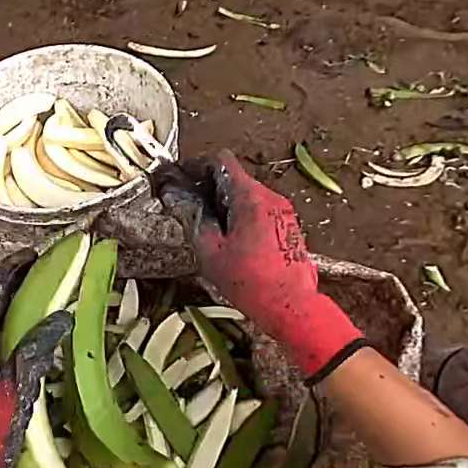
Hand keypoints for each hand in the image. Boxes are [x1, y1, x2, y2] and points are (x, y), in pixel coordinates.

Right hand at [151, 150, 366, 381]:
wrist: (291, 306)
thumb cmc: (249, 280)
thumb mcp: (209, 250)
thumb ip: (193, 218)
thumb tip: (176, 197)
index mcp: (251, 199)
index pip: (221, 162)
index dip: (196, 166)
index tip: (180, 177)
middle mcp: (271, 198)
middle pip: (234, 177)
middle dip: (207, 187)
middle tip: (185, 203)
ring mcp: (283, 212)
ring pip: (246, 194)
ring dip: (223, 202)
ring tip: (203, 222)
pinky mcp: (287, 225)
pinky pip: (258, 209)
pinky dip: (238, 213)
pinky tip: (226, 235)